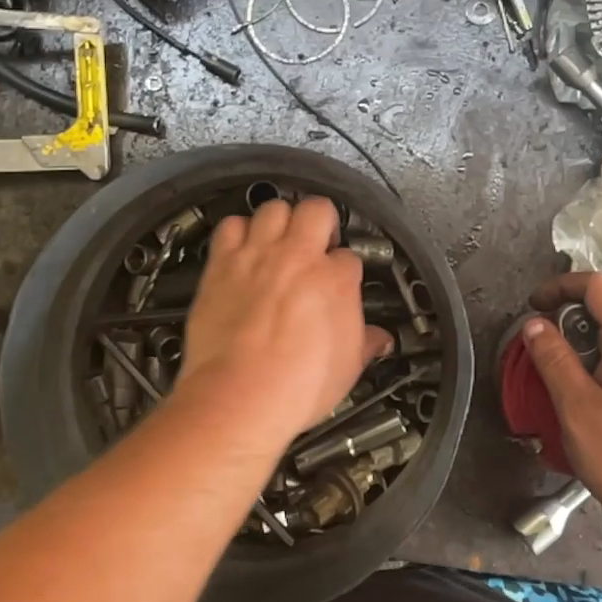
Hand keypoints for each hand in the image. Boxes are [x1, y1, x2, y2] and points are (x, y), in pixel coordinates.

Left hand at [179, 196, 392, 442]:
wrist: (241, 394)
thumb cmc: (292, 385)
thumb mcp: (348, 369)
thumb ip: (364, 343)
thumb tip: (378, 340)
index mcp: (336, 280)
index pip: (349, 256)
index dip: (344, 267)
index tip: (339, 278)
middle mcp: (298, 257)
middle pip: (316, 209)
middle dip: (320, 220)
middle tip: (316, 238)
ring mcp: (259, 256)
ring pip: (273, 207)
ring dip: (279, 220)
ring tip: (279, 237)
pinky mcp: (223, 263)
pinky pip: (230, 226)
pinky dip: (237, 231)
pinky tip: (241, 245)